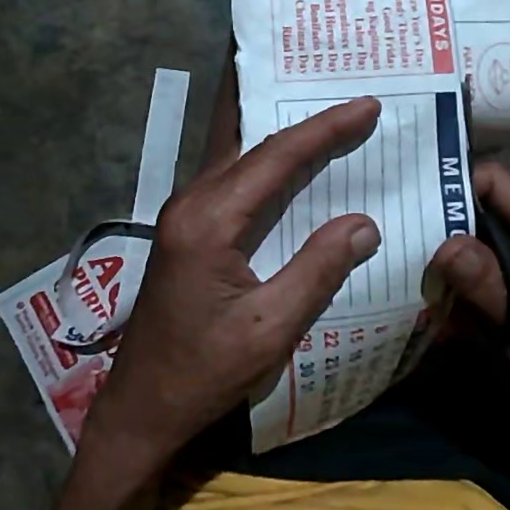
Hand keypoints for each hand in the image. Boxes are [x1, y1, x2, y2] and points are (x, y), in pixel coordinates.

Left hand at [81, 95, 383, 467]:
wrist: (142, 404)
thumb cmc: (203, 372)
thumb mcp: (270, 329)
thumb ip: (317, 271)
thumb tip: (365, 223)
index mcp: (208, 220)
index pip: (276, 158)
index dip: (325, 129)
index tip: (367, 106)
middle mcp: (191, 202)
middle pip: (256, 147)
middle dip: (308, 124)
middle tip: (353, 105)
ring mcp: (183, 212)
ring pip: (241, 157)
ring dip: (286, 140)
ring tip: (329, 122)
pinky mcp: (186, 227)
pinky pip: (232, 179)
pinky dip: (267, 165)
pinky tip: (290, 166)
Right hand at [432, 163, 509, 446]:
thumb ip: (484, 283)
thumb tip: (442, 244)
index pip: (497, 181)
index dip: (455, 186)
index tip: (416, 208)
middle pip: (488, 202)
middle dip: (448, 220)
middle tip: (407, 240)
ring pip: (487, 229)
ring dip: (455, 250)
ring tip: (420, 271)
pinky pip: (495, 253)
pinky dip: (469, 270)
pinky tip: (446, 297)